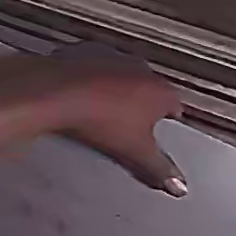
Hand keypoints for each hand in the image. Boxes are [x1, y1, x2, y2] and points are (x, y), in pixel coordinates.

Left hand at [54, 67, 189, 195]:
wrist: (57, 93)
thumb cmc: (97, 118)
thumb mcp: (134, 151)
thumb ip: (159, 169)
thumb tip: (178, 185)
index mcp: (159, 91)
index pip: (174, 105)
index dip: (167, 119)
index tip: (162, 127)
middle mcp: (139, 67)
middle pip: (147, 88)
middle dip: (140, 104)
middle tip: (127, 124)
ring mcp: (111, 56)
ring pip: (120, 74)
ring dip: (114, 87)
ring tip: (100, 109)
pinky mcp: (84, 50)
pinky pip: (92, 65)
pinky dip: (89, 76)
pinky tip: (79, 92)